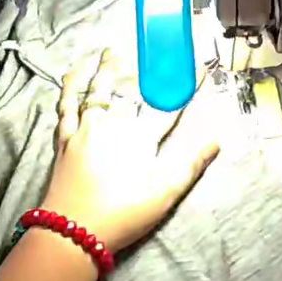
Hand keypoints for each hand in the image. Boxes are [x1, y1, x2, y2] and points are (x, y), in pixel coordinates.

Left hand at [40, 50, 220, 254]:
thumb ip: (191, 163)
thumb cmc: (124, 213)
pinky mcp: (65, 139)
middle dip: (144, 68)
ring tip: (107, 51)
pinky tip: (70, 76)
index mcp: (141, 137)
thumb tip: (216, 140)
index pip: (169, 105)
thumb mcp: (166, 192)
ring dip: (104, 69)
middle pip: (130, 90)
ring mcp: (86, 129)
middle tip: (152, 49)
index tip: (198, 66)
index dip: (185, 85)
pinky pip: (66, 106)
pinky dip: (69, 88)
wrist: (74, 231)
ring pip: (96, 90)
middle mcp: (113, 125)